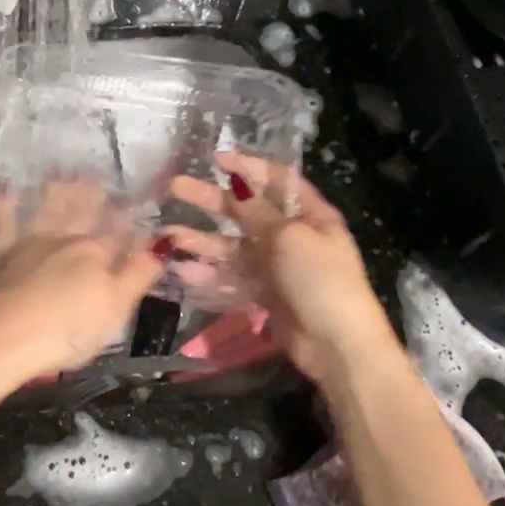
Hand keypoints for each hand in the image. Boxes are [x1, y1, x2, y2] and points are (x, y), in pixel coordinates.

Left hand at [0, 182, 161, 409]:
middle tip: (97, 176)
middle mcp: (64, 239)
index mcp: (96, 253)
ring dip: (56, 191)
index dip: (128, 220)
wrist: (0, 337)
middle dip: (93, 196)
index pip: (119, 232)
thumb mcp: (115, 310)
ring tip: (62, 173)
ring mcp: (29, 242)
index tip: (135, 204)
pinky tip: (5, 186)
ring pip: (47, 209)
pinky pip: (2, 221)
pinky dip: (4, 203)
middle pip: (83, 214)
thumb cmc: (65, 331)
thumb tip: (162, 245)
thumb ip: (138, 275)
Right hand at [167, 153, 397, 379]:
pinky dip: (208, 275)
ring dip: (201, 241)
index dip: (247, 168)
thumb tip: (237, 185)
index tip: (215, 160)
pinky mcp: (264, 295)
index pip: (276, 180)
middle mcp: (291, 236)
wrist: (337, 345)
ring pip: (232, 247)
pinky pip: (231, 278)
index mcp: (310, 214)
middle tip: (174, 187)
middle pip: (246, 211)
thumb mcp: (290, 236)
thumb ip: (258, 212)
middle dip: (211, 201)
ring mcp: (276, 267)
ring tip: (167, 235)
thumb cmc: (320, 279)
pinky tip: (181, 271)